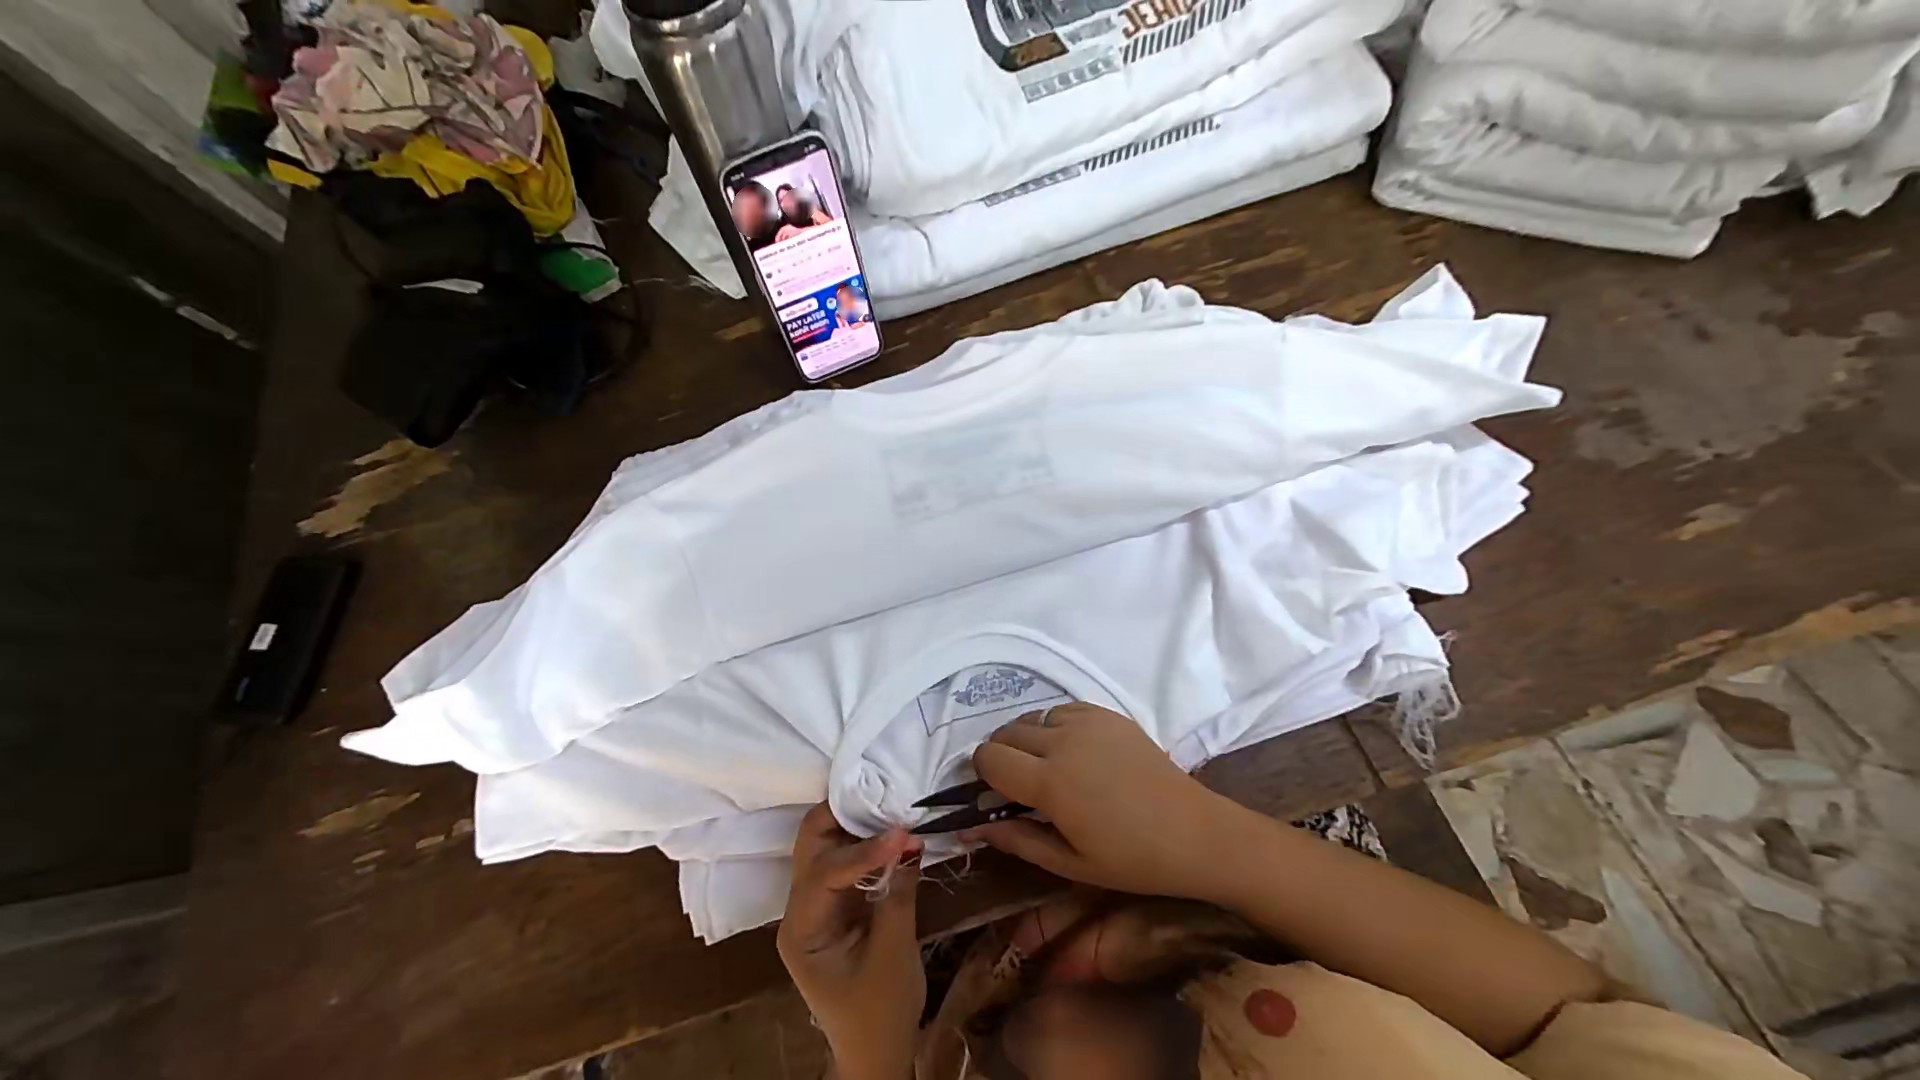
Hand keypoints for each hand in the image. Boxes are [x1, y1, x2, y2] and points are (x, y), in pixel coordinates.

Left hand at [777, 804, 924, 1079]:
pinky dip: (870, 842)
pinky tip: (894, 832)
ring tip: (892, 809)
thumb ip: (898, 894)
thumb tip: (911, 840)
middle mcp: (802, 908)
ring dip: (857, 824)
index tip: (901, 833)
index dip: (862, 851)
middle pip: (812, 845)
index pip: (824, 874)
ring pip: (827, 845)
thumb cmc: (880, 1013)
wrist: (878, 1052)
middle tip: (885, 800)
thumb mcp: (893, 955)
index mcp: (801, 928)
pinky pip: (848, 859)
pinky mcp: (841, 902)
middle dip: (844, 819)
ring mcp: (820, 903)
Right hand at [962, 704, 1254, 902]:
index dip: (981, 772)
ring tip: (1047, 766)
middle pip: (1006, 733)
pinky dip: (1055, 725)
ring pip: (1033, 718)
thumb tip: (972, 827)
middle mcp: (1062, 743)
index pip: (988, 757)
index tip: (992, 791)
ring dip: (1028, 739)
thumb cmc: (1132, 859)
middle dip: (1001, 755)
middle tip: (1018, 784)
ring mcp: (1087, 722)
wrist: (1195, 832)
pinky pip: (1062, 708)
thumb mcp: (1070, 863)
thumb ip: (1017, 840)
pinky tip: (1072, 749)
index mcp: (1049, 783)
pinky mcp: (1108, 714)